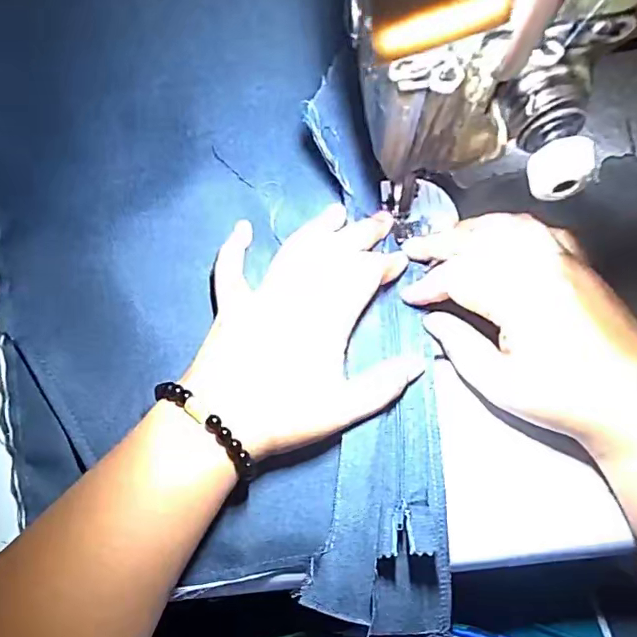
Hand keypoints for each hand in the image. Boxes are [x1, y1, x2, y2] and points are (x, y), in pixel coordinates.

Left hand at [178, 205, 423, 458]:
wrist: (219, 423)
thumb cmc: (283, 418)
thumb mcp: (341, 410)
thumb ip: (382, 387)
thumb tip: (417, 364)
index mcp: (327, 319)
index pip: (362, 277)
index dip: (383, 265)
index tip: (400, 260)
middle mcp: (295, 297)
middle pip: (333, 255)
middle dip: (360, 236)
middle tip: (381, 222)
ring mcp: (260, 298)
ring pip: (292, 252)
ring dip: (316, 230)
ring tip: (335, 213)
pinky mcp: (230, 309)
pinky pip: (230, 270)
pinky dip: (234, 248)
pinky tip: (242, 230)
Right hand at [400, 213, 636, 461]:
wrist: (629, 398)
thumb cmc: (570, 398)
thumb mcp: (500, 384)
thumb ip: (460, 347)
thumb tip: (436, 322)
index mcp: (521, 295)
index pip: (461, 275)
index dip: (430, 285)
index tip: (413, 297)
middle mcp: (545, 267)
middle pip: (483, 238)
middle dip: (444, 243)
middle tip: (417, 251)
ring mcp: (567, 262)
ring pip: (511, 227)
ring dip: (475, 229)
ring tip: (450, 239)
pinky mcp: (581, 267)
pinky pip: (541, 232)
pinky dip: (512, 229)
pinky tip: (501, 239)